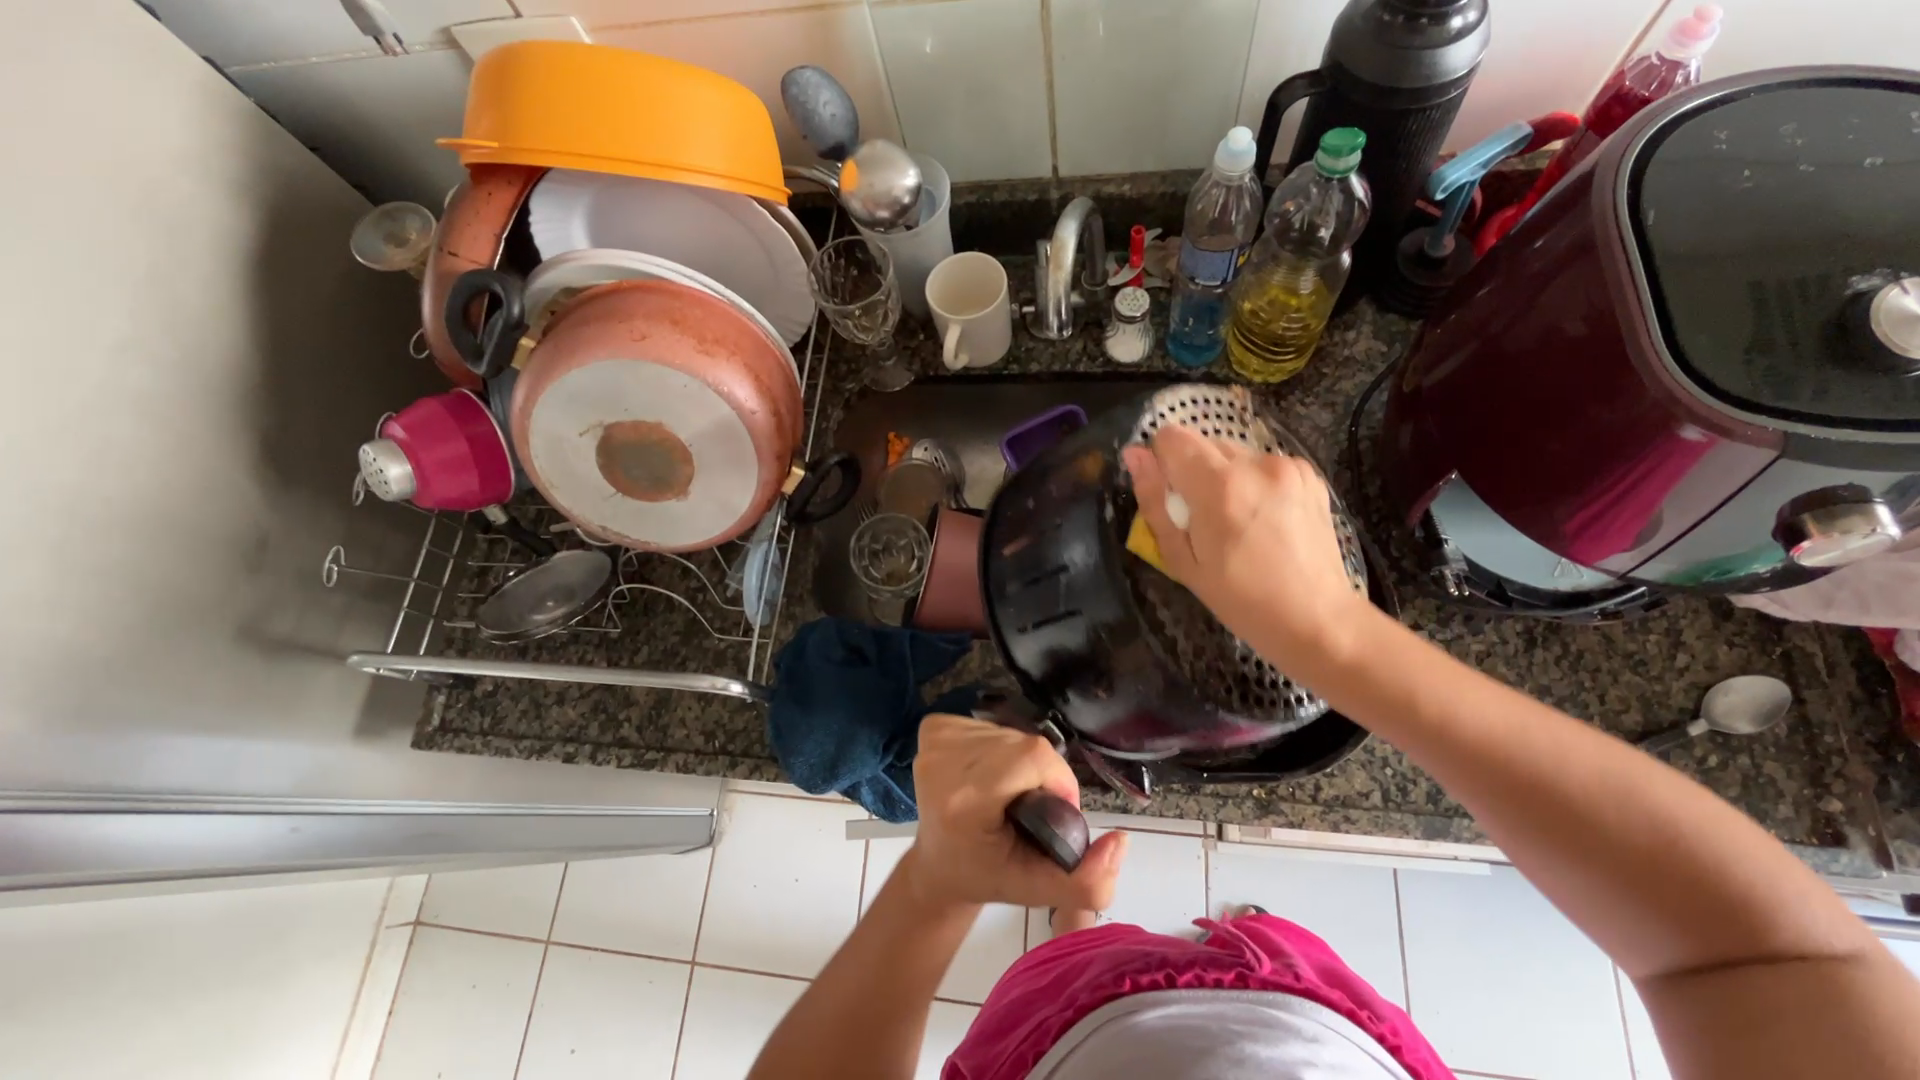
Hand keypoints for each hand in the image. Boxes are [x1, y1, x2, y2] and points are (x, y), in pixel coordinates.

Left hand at [903, 713, 1126, 911]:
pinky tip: (989, 776)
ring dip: (1020, 761)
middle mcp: (941, 763)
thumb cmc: (988, 876)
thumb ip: (1088, 880)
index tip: (1052, 811)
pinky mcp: (932, 727)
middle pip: (1024, 743)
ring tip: (1007, 794)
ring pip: (1010, 731)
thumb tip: (1121, 840)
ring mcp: (933, 742)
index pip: (1033, 757)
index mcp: (963, 801)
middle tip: (1031, 807)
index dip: (1057, 780)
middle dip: (1041, 773)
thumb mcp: (1040, 890)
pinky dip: (1000, 748)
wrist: (939, 864)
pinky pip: (991, 725)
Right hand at [1121, 425, 1369, 666]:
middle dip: (1193, 473)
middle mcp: (1255, 463)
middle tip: (1204, 521)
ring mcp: (1287, 466)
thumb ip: (1154, 502)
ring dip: (1225, 477)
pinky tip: (1264, 520)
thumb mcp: (1182, 559)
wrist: (1315, 617)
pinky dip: (1254, 483)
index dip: (1162, 463)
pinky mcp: (1309, 474)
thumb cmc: (1239, 598)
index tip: (1172, 499)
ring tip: (1237, 522)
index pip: (1172, 437)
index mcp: (1219, 485)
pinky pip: (1263, 465)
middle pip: (1203, 443)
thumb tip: (1134, 455)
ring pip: (1234, 454)